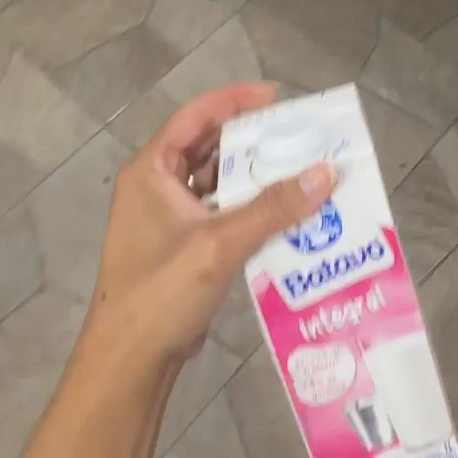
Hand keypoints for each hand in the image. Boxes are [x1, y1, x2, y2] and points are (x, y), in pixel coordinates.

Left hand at [85, 82, 334, 365]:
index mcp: (151, 173)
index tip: (277, 98)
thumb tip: (326, 173)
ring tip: (300, 170)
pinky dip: (252, 207)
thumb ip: (273, 207)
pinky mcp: (185, 246)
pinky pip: (223, 212)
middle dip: (252, 140)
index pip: (194, 118)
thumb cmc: (162, 292)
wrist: (131, 360)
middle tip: (298, 136)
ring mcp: (169, 219)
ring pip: (217, 182)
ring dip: (255, 176)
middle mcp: (157, 188)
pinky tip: (286, 213)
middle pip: (208, 147)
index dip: (234, 101)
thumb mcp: (220, 243)